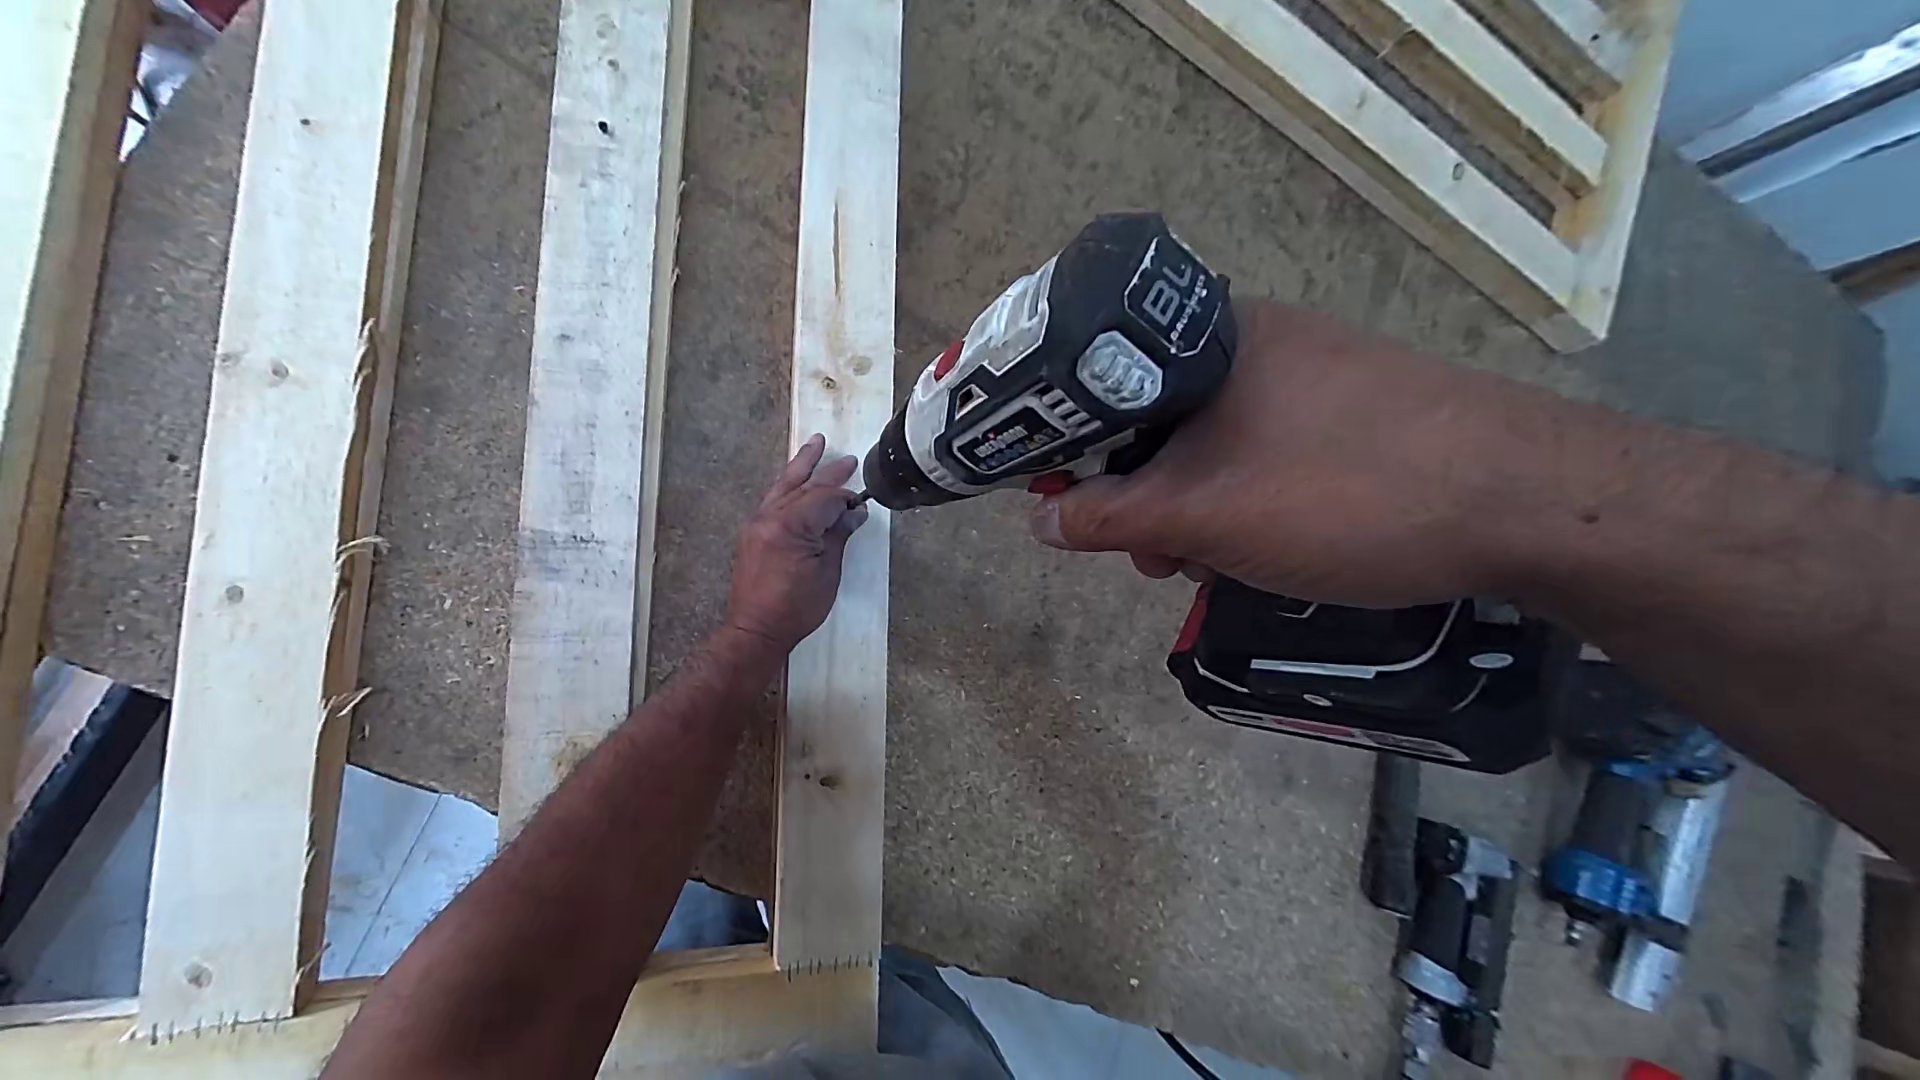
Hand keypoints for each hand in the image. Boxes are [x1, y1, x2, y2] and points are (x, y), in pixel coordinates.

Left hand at [724, 434, 869, 651]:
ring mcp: (756, 522)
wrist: (756, 629)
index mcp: (790, 526)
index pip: (825, 498)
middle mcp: (769, 517)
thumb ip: (838, 535)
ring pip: (782, 486)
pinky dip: (787, 486)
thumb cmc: (796, 607)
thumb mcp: (827, 571)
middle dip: (827, 472)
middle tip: (847, 460)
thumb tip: (855, 513)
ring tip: (814, 445)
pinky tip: (795, 479)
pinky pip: (772, 499)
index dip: (846, 499)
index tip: (862, 504)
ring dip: (801, 466)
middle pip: (803, 486)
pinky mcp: (752, 532)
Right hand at [1028, 300, 1586, 606]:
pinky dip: (1238, 502)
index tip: (1068, 503)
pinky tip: (1256, 549)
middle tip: (1151, 556)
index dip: (1072, 448)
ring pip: (1206, 447)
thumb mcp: (1202, 513)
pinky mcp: (1341, 413)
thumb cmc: (1341, 492)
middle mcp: (1252, 344)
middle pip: (1153, 422)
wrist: (1529, 504)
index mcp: (1208, 339)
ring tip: (1206, 565)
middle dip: (1139, 498)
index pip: (1102, 385)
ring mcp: (1302, 377)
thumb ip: (1107, 516)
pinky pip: (1256, 455)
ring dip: (1188, 510)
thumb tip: (1037, 522)